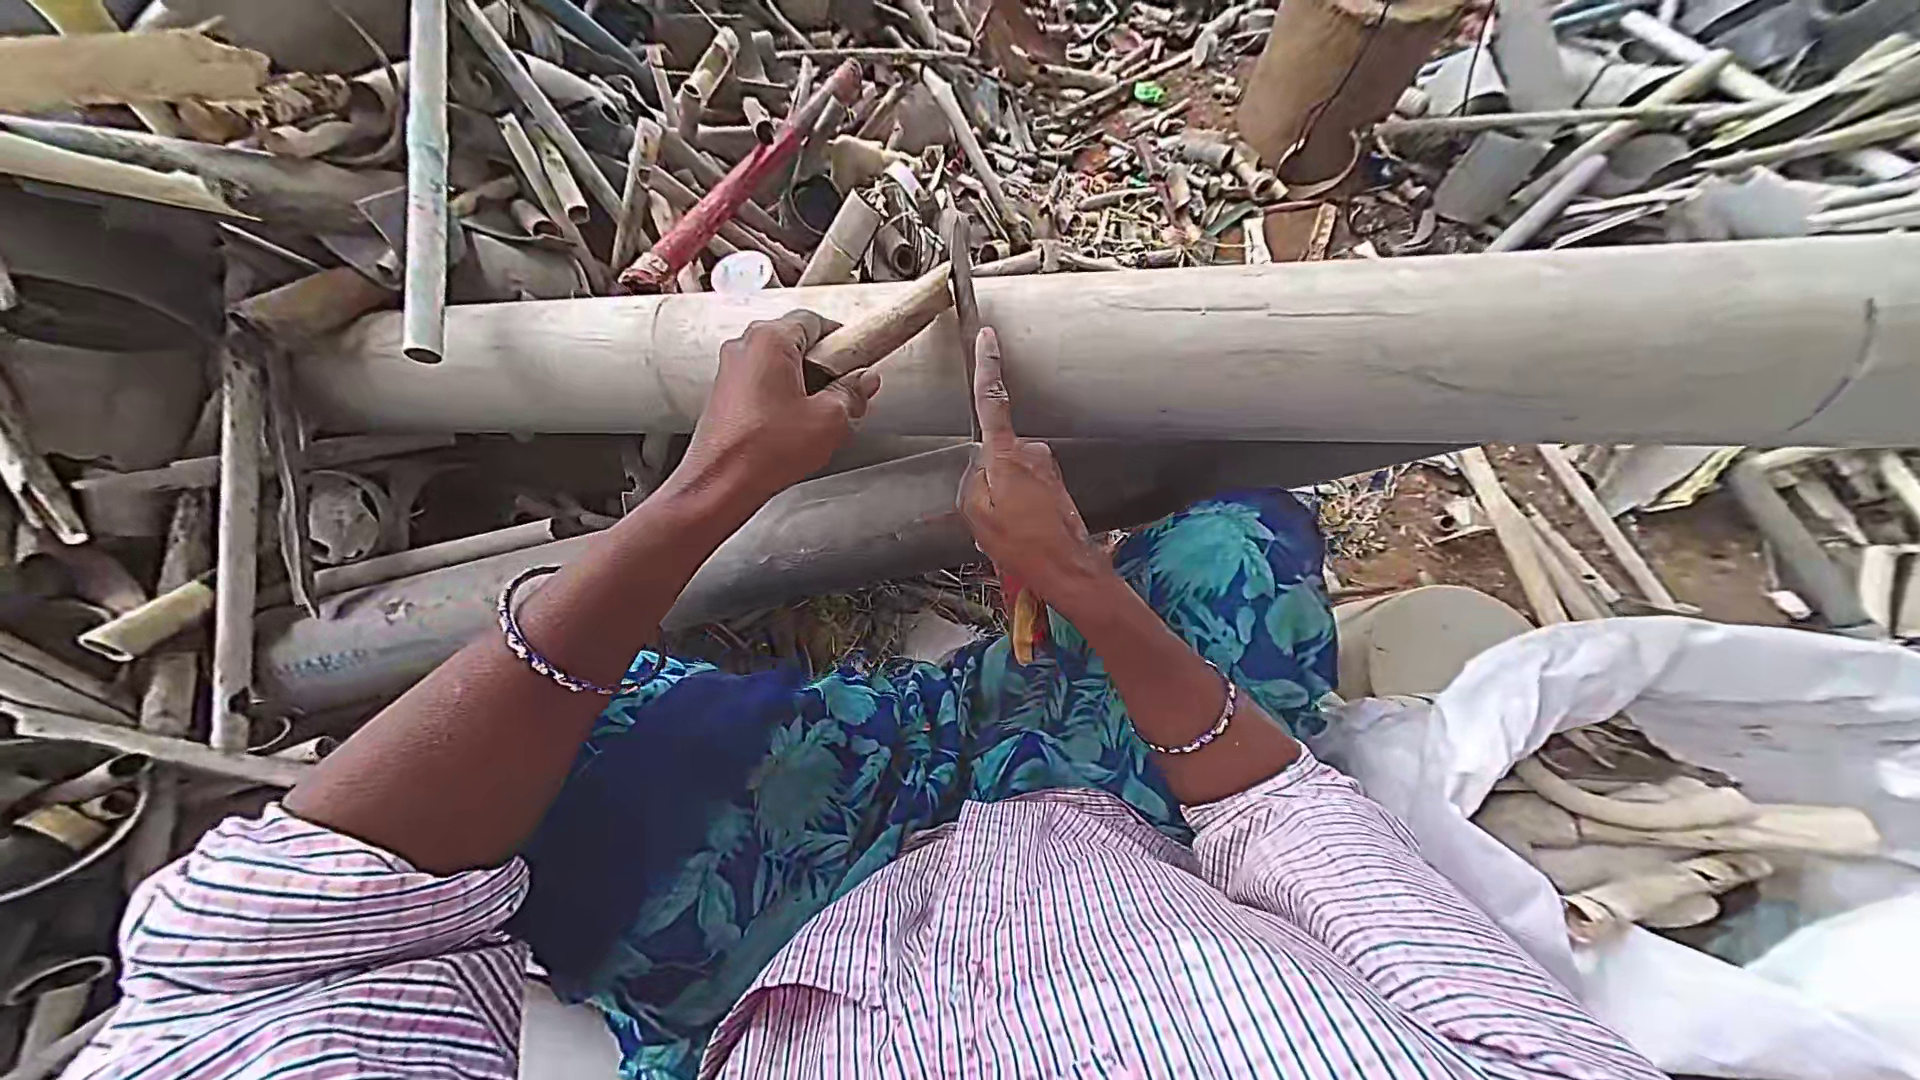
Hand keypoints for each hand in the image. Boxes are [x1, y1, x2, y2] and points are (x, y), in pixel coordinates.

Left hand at [673, 311, 881, 503]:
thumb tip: (864, 381)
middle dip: (827, 366)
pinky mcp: (728, 396)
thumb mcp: (830, 420)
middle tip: (847, 393)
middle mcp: (745, 348)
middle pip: (798, 343)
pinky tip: (798, 428)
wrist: (721, 485)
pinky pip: (765, 385)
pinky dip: (786, 399)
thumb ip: (852, 393)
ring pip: (782, 366)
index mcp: (770, 340)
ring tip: (823, 417)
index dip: (844, 340)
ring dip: (807, 385)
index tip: (860, 359)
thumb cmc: (764, 451)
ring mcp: (732, 372)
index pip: (816, 320)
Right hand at [958, 327, 1114, 612]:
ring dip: (1004, 495)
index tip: (987, 336)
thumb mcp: (976, 516)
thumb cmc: (1023, 545)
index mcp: (1006, 455)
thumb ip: (971, 482)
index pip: (992, 401)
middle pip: (996, 449)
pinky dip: (1018, 503)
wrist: (1068, 568)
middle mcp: (1032, 453)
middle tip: (992, 515)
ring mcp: (1047, 467)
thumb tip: (980, 469)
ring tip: (1010, 529)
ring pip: (1010, 471)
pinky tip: (1022, 530)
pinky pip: (1025, 484)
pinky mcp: (1056, 482)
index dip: (987, 366)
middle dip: (988, 476)